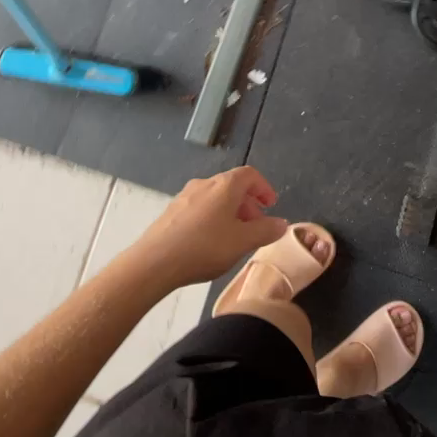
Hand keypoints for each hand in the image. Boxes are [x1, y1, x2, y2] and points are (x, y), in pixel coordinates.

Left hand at [124, 167, 287, 289]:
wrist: (154, 262)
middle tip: (256, 227)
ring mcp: (185, 196)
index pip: (250, 175)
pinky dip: (213, 218)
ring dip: (230, 212)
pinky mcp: (171, 212)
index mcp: (225, 185)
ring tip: (235, 237)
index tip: (271, 206)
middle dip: (248, 204)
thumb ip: (265, 231)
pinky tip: (210, 242)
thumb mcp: (242, 242)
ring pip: (215, 198)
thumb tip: (282, 223)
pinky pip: (200, 208)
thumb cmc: (204, 247)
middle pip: (232, 186)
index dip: (264, 188)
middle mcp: (204, 183)